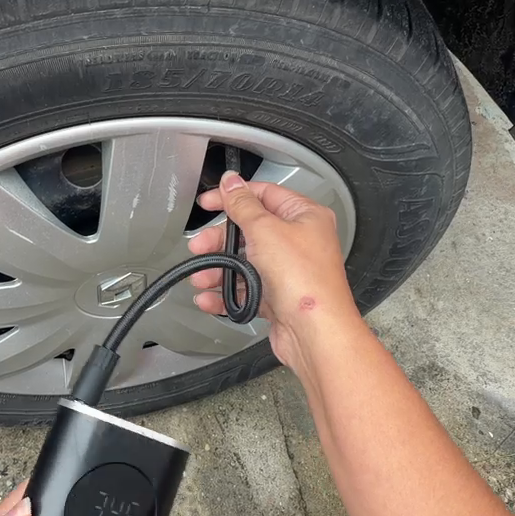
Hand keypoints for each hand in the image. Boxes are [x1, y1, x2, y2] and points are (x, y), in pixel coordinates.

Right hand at [187, 171, 361, 378]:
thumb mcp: (266, 230)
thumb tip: (231, 183)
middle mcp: (299, 241)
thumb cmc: (305, 280)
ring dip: (219, 270)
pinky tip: (209, 298)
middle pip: (250, 231)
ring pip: (245, 263)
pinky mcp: (278, 297)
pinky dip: (226, 294)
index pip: (264, 195)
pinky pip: (246, 290)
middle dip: (220, 240)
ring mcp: (289, 270)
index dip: (234, 196)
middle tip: (200, 245)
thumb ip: (243, 205)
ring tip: (201, 277)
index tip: (209, 202)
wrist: (315, 333)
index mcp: (305, 216)